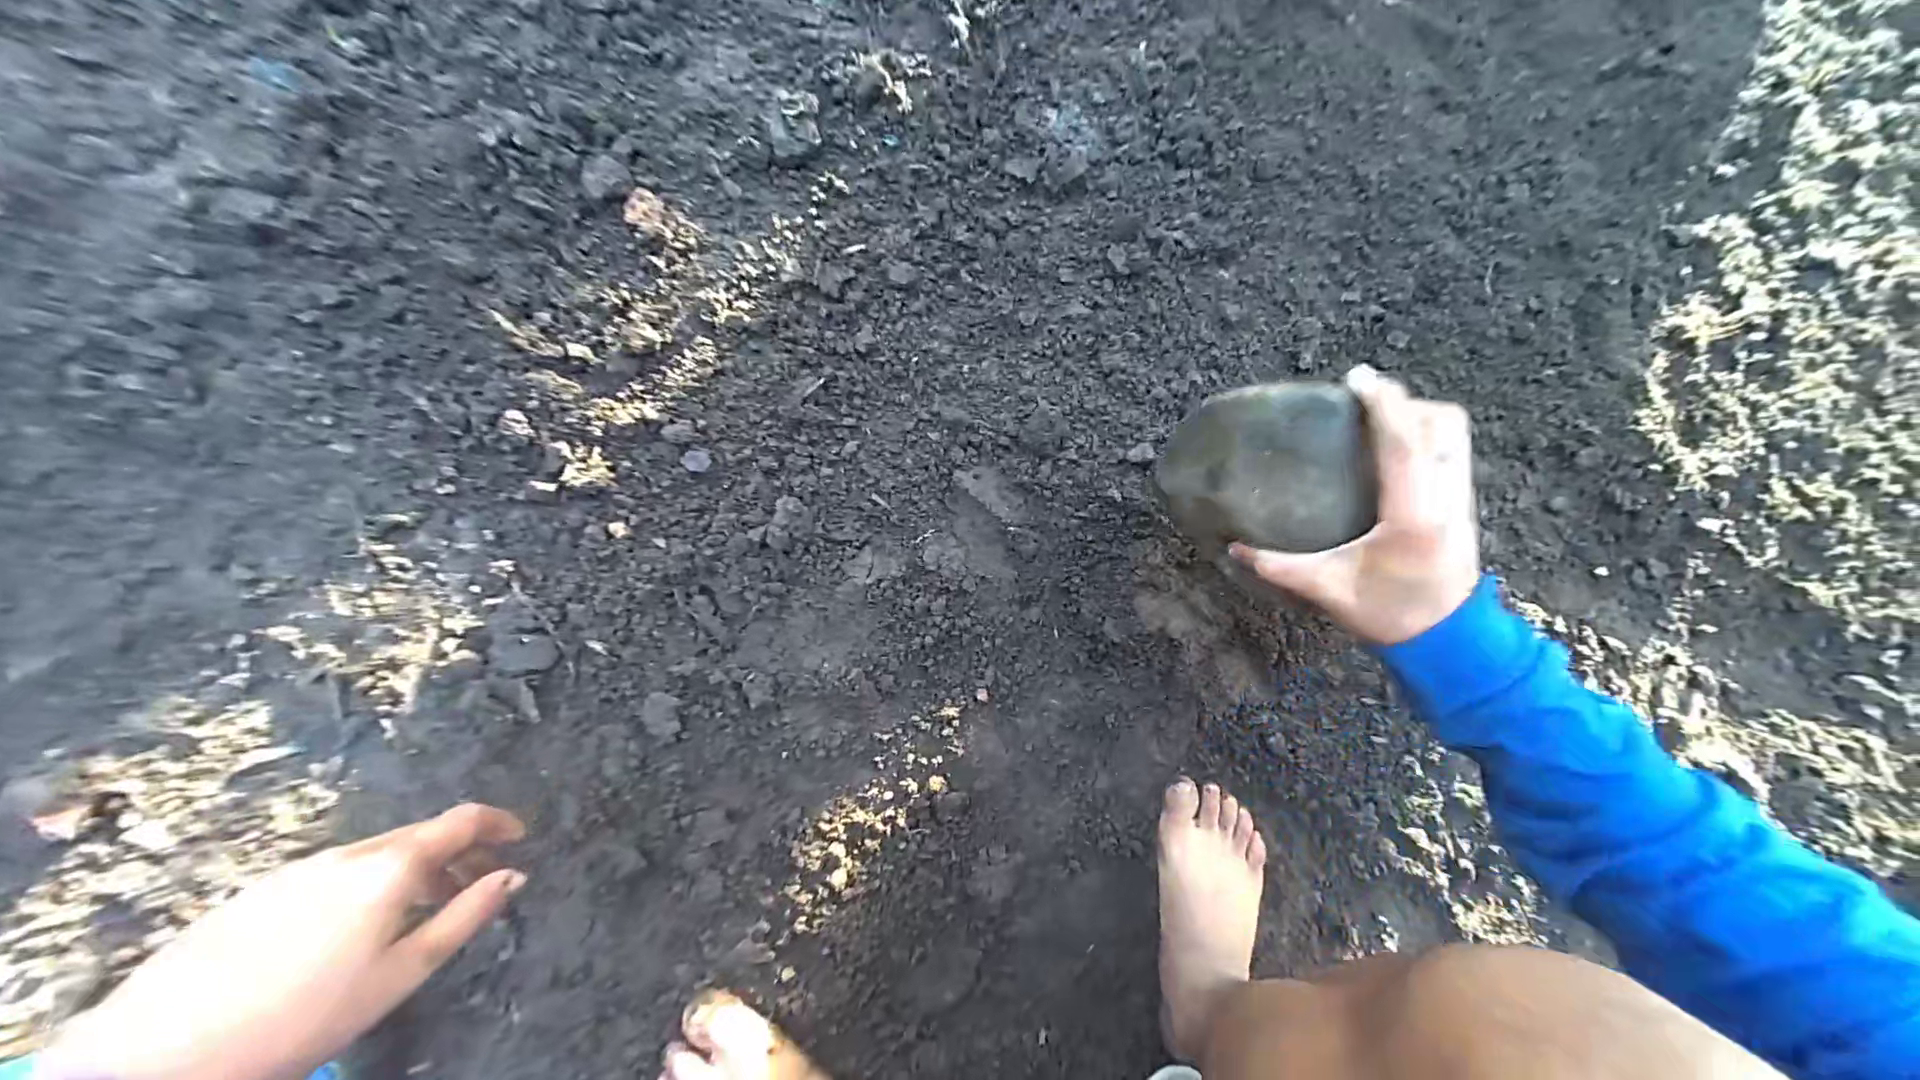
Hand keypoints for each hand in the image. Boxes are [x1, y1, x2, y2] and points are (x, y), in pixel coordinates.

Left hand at [41, 804, 527, 1079]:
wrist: (149, 1058)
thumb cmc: (303, 1016)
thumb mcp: (402, 973)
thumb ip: (465, 916)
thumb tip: (513, 875)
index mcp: (390, 865)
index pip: (462, 819)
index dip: (498, 821)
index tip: (519, 837)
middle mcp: (349, 852)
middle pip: (421, 833)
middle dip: (459, 850)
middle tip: (475, 883)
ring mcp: (297, 868)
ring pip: (377, 852)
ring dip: (414, 868)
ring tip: (416, 912)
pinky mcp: (256, 891)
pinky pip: (335, 870)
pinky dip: (368, 881)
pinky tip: (349, 930)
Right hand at [1230, 366, 1478, 644]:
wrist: (1450, 641)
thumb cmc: (1388, 614)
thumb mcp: (1327, 590)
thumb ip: (1279, 567)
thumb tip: (1235, 546)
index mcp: (1412, 516)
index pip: (1404, 444)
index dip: (1383, 405)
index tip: (1357, 379)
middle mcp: (1444, 498)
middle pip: (1440, 425)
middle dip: (1404, 401)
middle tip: (1362, 396)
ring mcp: (1460, 498)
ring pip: (1454, 433)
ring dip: (1419, 413)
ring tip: (1378, 413)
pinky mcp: (1462, 503)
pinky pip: (1453, 448)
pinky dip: (1427, 432)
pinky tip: (1394, 443)